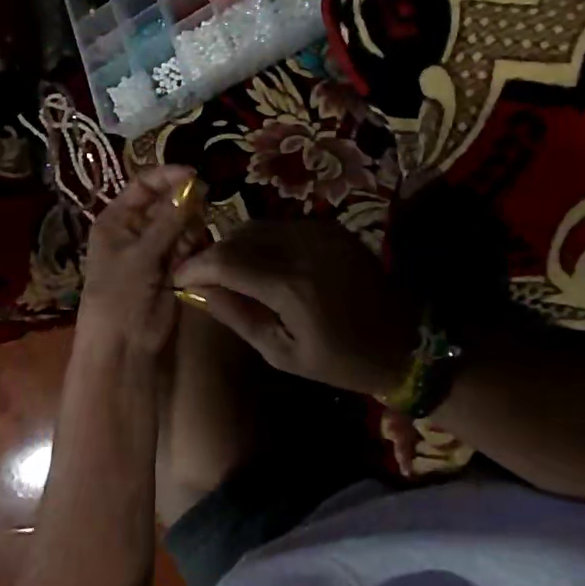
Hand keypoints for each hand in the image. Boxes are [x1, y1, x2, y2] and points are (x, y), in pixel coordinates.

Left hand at [77, 166, 205, 353]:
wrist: (125, 342)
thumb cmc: (119, 294)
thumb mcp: (140, 254)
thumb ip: (168, 220)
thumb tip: (192, 186)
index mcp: (117, 219)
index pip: (144, 185)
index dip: (167, 177)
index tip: (194, 175)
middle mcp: (137, 229)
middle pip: (168, 202)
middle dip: (184, 206)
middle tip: (199, 214)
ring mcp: (157, 248)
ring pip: (184, 224)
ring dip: (190, 230)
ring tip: (185, 250)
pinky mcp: (175, 266)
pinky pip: (191, 246)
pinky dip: (195, 248)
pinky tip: (191, 260)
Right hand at [174, 220, 419, 395]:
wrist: (406, 340)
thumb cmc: (342, 360)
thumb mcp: (283, 353)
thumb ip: (239, 317)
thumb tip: (199, 292)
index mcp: (291, 286)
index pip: (225, 262)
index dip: (196, 267)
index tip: (178, 278)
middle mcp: (303, 248)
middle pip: (238, 236)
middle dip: (213, 254)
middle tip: (201, 277)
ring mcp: (320, 232)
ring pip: (257, 226)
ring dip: (235, 245)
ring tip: (228, 272)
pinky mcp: (331, 228)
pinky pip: (281, 226)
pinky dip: (261, 240)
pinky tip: (260, 263)